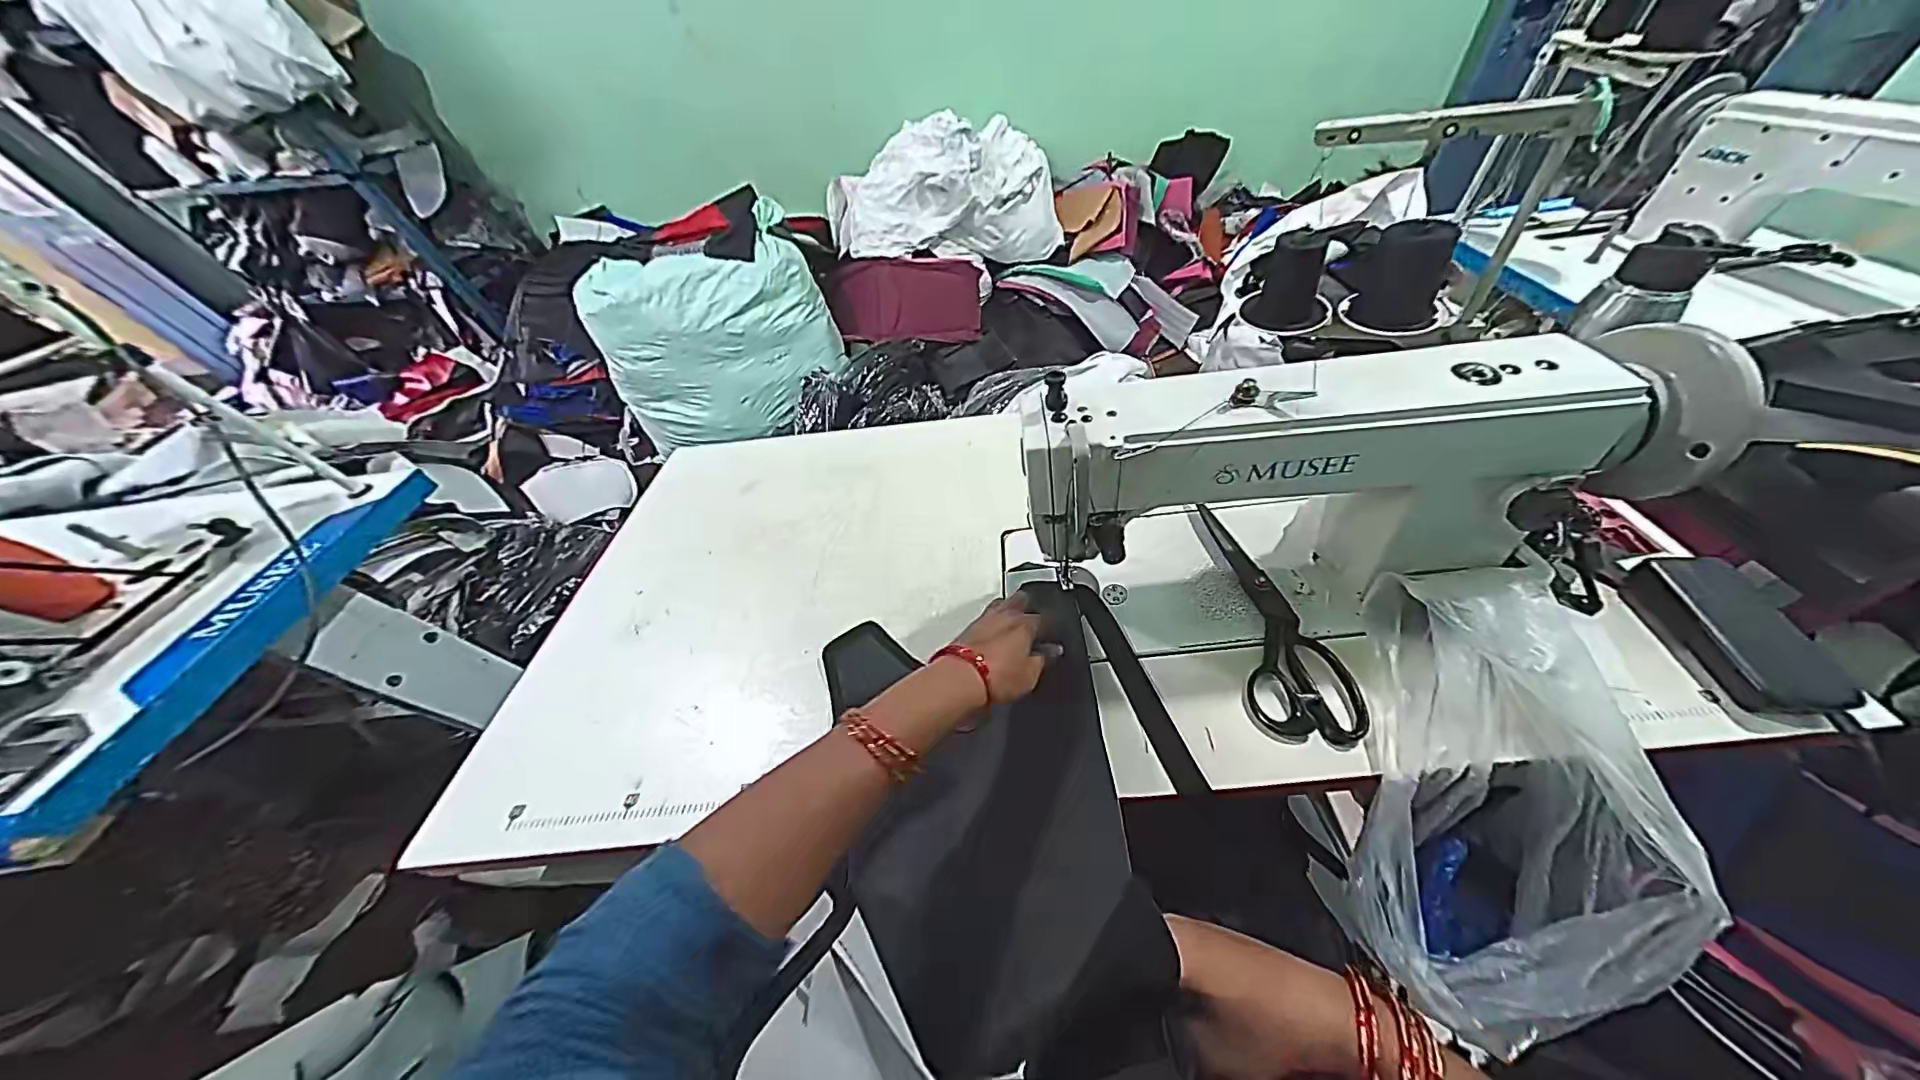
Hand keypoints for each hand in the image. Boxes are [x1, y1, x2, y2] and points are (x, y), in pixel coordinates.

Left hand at [945, 592, 1057, 704]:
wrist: (960, 678)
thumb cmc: (994, 675)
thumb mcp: (1030, 675)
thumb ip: (1042, 660)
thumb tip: (1051, 653)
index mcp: (1026, 624)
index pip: (1044, 618)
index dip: (1050, 626)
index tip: (1051, 635)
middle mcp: (1005, 616)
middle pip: (1021, 600)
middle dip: (1028, 605)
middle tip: (1031, 619)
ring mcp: (984, 620)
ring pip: (1000, 605)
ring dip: (1007, 610)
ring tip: (1011, 622)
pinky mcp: (967, 629)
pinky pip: (984, 618)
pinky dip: (991, 622)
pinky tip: (992, 632)